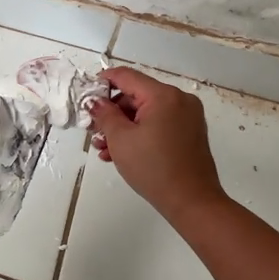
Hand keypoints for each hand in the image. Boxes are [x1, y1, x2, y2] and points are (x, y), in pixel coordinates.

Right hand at [89, 66, 227, 219]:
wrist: (193, 202)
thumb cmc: (153, 168)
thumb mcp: (121, 139)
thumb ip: (105, 115)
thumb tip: (95, 101)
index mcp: (163, 95)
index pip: (126, 76)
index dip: (102, 83)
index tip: (85, 97)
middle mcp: (179, 99)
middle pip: (136, 95)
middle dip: (112, 112)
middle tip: (93, 131)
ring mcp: (188, 116)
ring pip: (146, 112)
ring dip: (123, 126)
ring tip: (104, 148)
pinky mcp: (190, 132)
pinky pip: (159, 124)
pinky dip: (140, 133)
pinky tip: (122, 153)